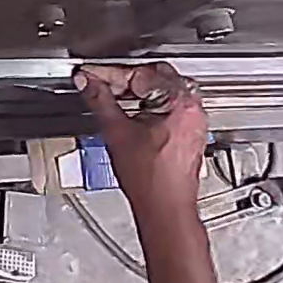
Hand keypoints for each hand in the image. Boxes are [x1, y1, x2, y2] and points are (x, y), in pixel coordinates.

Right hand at [75, 62, 207, 218]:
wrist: (165, 209)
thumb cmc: (151, 181)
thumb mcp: (116, 133)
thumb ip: (100, 101)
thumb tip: (87, 82)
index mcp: (179, 102)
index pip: (140, 73)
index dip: (110, 73)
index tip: (92, 75)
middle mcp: (193, 108)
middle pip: (156, 76)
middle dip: (125, 78)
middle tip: (102, 82)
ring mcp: (194, 120)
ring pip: (164, 89)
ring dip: (139, 91)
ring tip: (115, 98)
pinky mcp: (191, 132)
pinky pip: (171, 105)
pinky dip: (150, 104)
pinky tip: (133, 113)